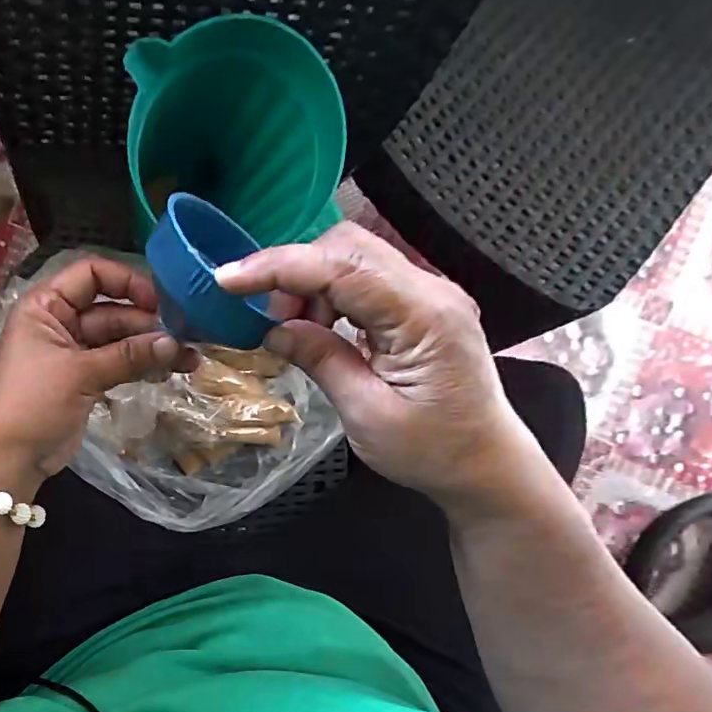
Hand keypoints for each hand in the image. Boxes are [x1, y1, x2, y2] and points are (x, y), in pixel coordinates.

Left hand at [0, 256, 196, 497]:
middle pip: (111, 309)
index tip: (158, 302)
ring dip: (151, 347)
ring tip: (189, 357)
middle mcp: (60, 322)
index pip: (90, 274)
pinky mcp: (85, 380)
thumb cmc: (32, 404)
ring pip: (119, 340)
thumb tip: (175, 343)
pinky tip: (171, 370)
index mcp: (46, 306)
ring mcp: (73, 353)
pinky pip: (118, 364)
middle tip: (187, 336)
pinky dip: (141, 366)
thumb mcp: (79, 374)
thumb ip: (128, 356)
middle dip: (147, 323)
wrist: (8, 459)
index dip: (126, 282)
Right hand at [215, 223, 542, 513]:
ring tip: (293, 329)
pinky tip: (318, 327)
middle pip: (347, 246)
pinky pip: (365, 279)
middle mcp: (430, 290)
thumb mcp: (365, 413)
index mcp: (422, 316)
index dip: (278, 267)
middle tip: (267, 319)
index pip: (340, 267)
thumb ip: (321, 360)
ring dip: (309, 283)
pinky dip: (329, 294)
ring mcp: (428, 294)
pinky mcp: (420, 306)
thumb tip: (274, 330)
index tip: (228, 279)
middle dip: (293, 272)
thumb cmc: (431, 450)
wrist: (483, 465)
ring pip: (353, 256)